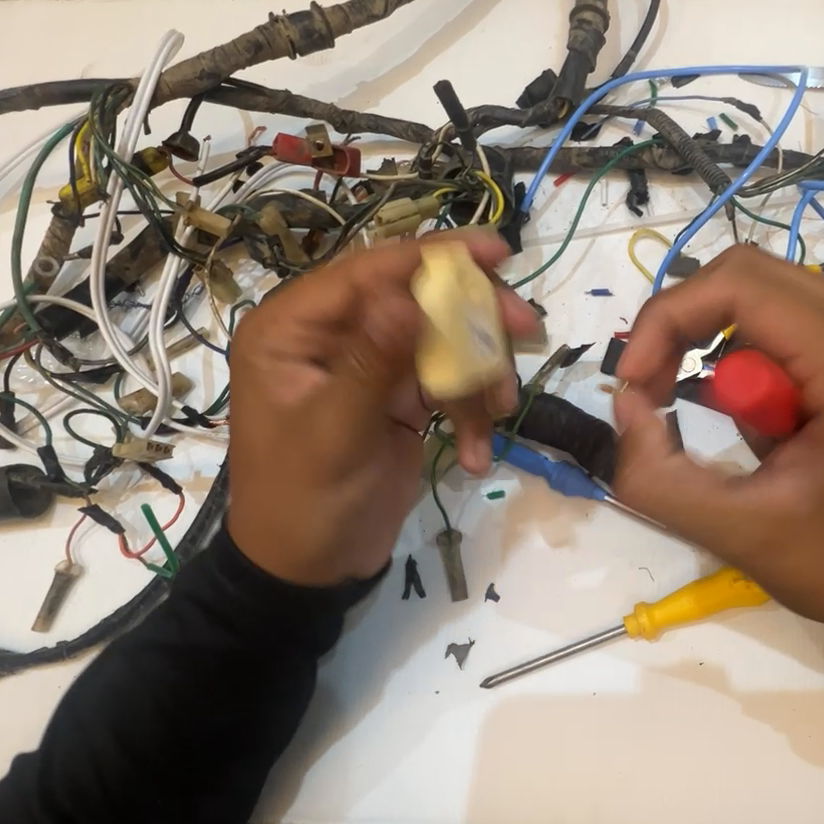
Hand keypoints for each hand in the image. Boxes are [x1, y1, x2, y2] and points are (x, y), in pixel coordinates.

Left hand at [226, 231, 539, 586]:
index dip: (437, 256)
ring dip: (481, 376)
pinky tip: (477, 455)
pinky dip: (472, 415)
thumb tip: (406, 293)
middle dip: (475, 319)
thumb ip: (372, 359)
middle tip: (527, 331)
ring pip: (446, 341)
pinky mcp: (402, 398)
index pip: (372, 271)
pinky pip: (451, 385)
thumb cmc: (306, 501)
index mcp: (296, 328)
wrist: (312, 570)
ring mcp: (373, 366)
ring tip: (500, 412)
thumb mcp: (337, 431)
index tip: (499, 252)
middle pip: (420, 299)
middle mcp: (335, 335)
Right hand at [611, 247, 823, 667]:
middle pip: (752, 276)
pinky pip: (794, 327)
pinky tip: (770, 425)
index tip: (634, 383)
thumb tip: (625, 403)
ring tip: (732, 426)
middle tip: (655, 392)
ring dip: (724, 350)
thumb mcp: (741, 533)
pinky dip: (757, 363)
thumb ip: (658, 475)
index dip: (668, 318)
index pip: (741, 285)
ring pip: (769, 298)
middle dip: (687, 327)